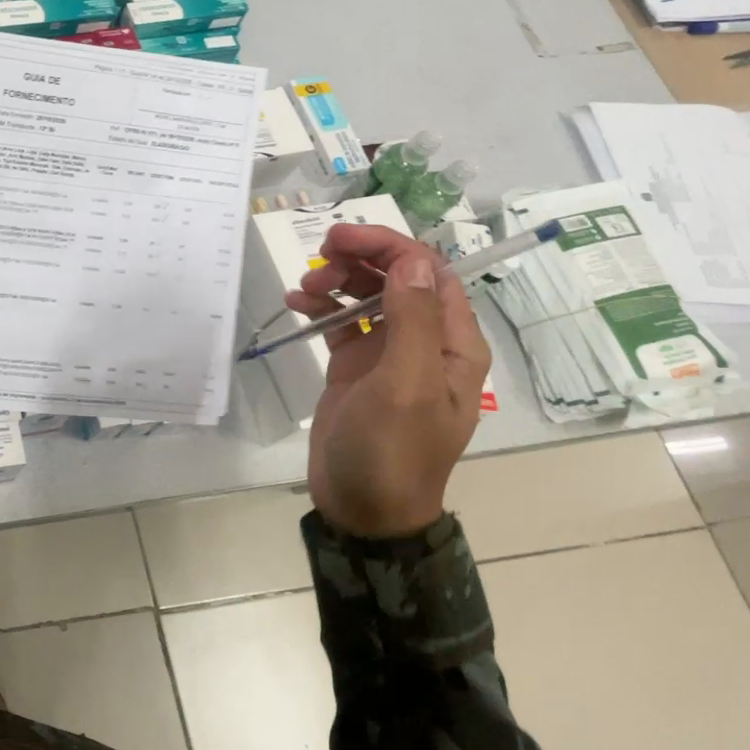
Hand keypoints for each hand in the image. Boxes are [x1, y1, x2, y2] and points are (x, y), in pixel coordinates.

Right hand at [284, 224, 491, 537]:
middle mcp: (426, 342)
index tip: (340, 240)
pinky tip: (296, 305)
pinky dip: (321, 309)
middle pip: (398, 278)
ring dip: (338, 283)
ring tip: (303, 287)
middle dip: (361, 259)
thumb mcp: (407, 386)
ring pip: (368, 297)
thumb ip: (413, 321)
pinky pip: (342, 325)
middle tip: (318, 256)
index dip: (389, 246)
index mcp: (453, 344)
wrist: (363, 510)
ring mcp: (389, 355)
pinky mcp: (356, 369)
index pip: (429, 273)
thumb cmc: (392, 451)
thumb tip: (409, 260)